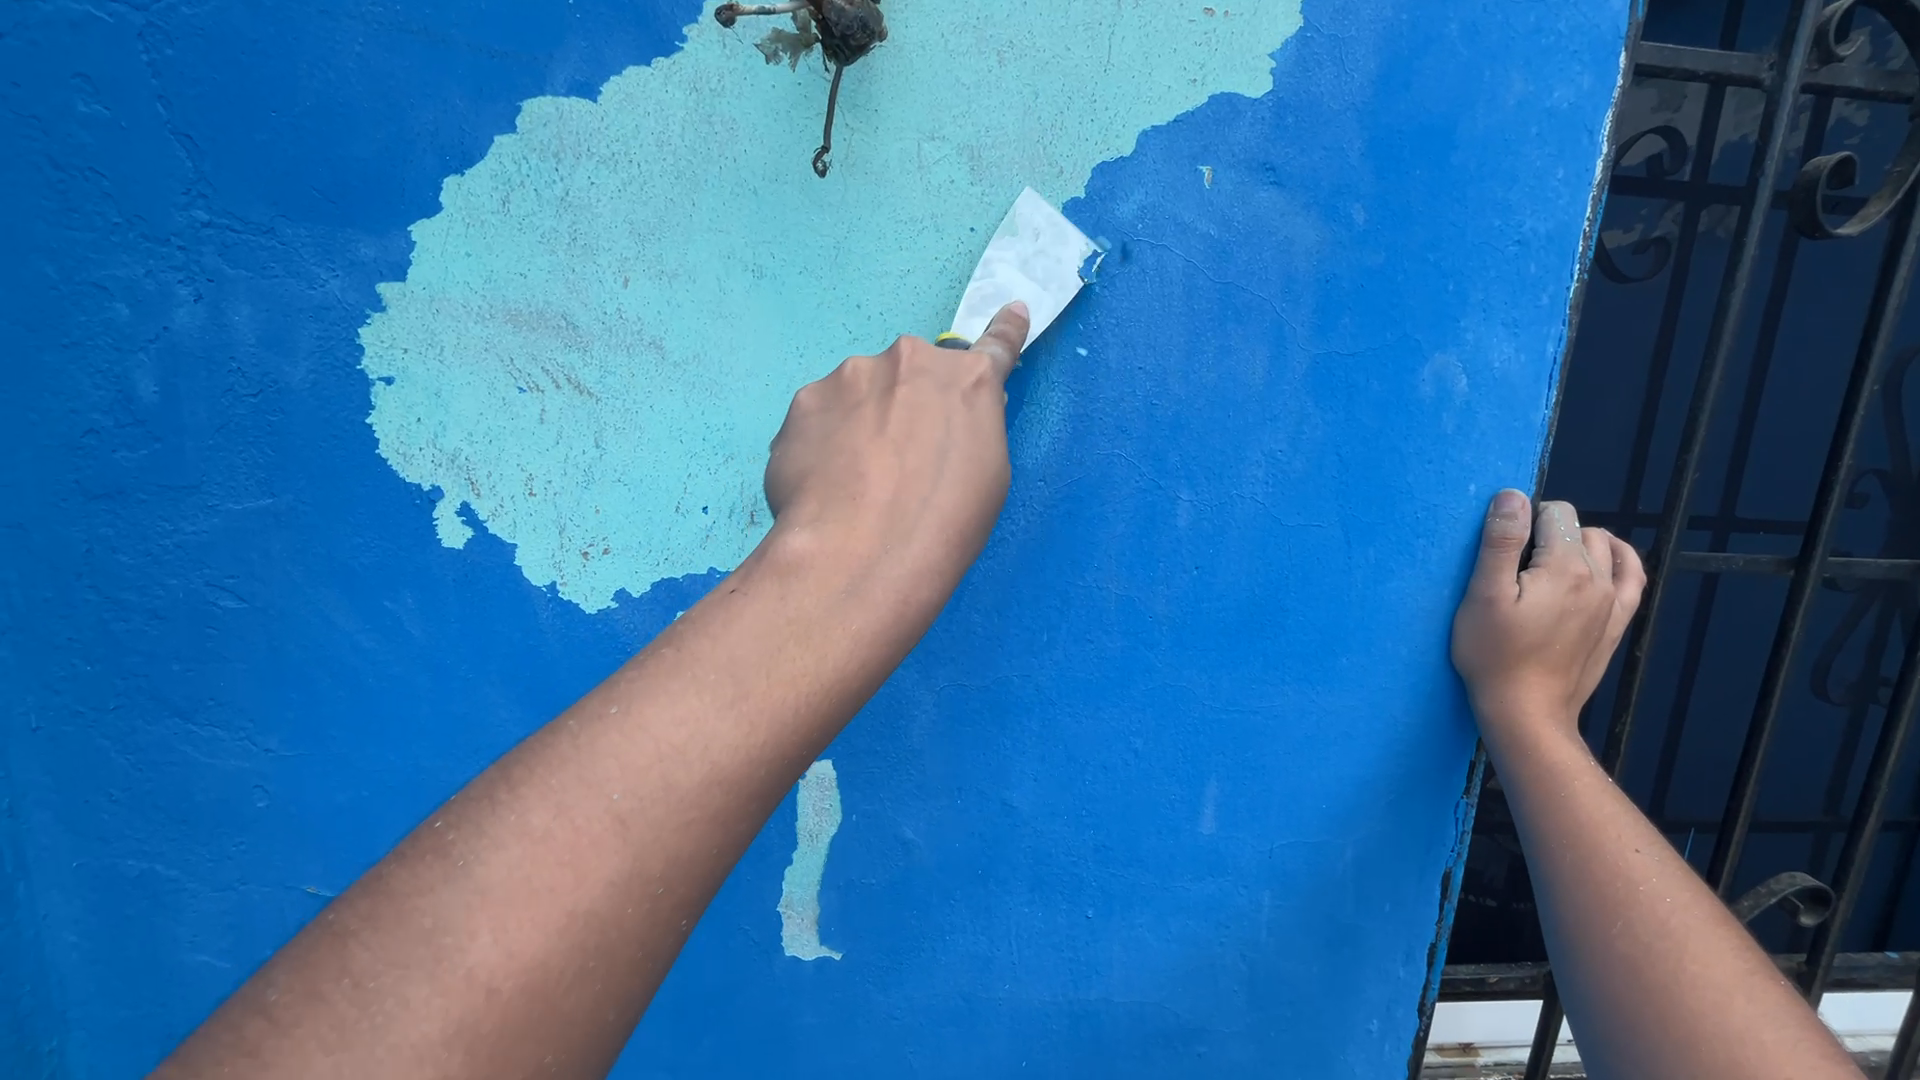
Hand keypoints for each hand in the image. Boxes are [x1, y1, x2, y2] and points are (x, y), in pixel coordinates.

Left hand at [762, 302, 1030, 596]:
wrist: (860, 552)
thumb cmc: (944, 524)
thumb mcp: (987, 478)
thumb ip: (971, 429)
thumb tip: (948, 419)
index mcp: (967, 380)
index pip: (993, 347)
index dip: (1004, 333)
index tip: (1012, 311)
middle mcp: (908, 360)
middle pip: (911, 375)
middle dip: (905, 405)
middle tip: (896, 461)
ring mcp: (849, 376)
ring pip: (858, 394)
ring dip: (859, 423)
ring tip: (852, 483)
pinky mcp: (802, 402)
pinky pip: (819, 420)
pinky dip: (821, 444)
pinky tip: (821, 486)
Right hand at [1451, 491, 1645, 746]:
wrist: (1525, 710)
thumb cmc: (1493, 653)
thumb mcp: (1482, 595)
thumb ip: (1500, 542)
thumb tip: (1512, 496)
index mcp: (1566, 568)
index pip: (1554, 514)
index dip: (1522, 521)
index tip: (1499, 551)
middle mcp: (1600, 579)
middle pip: (1580, 528)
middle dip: (1547, 532)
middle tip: (1511, 565)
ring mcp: (1614, 603)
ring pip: (1606, 548)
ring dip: (1577, 545)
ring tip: (1541, 567)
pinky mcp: (1617, 623)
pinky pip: (1632, 576)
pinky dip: (1617, 561)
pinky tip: (1598, 565)